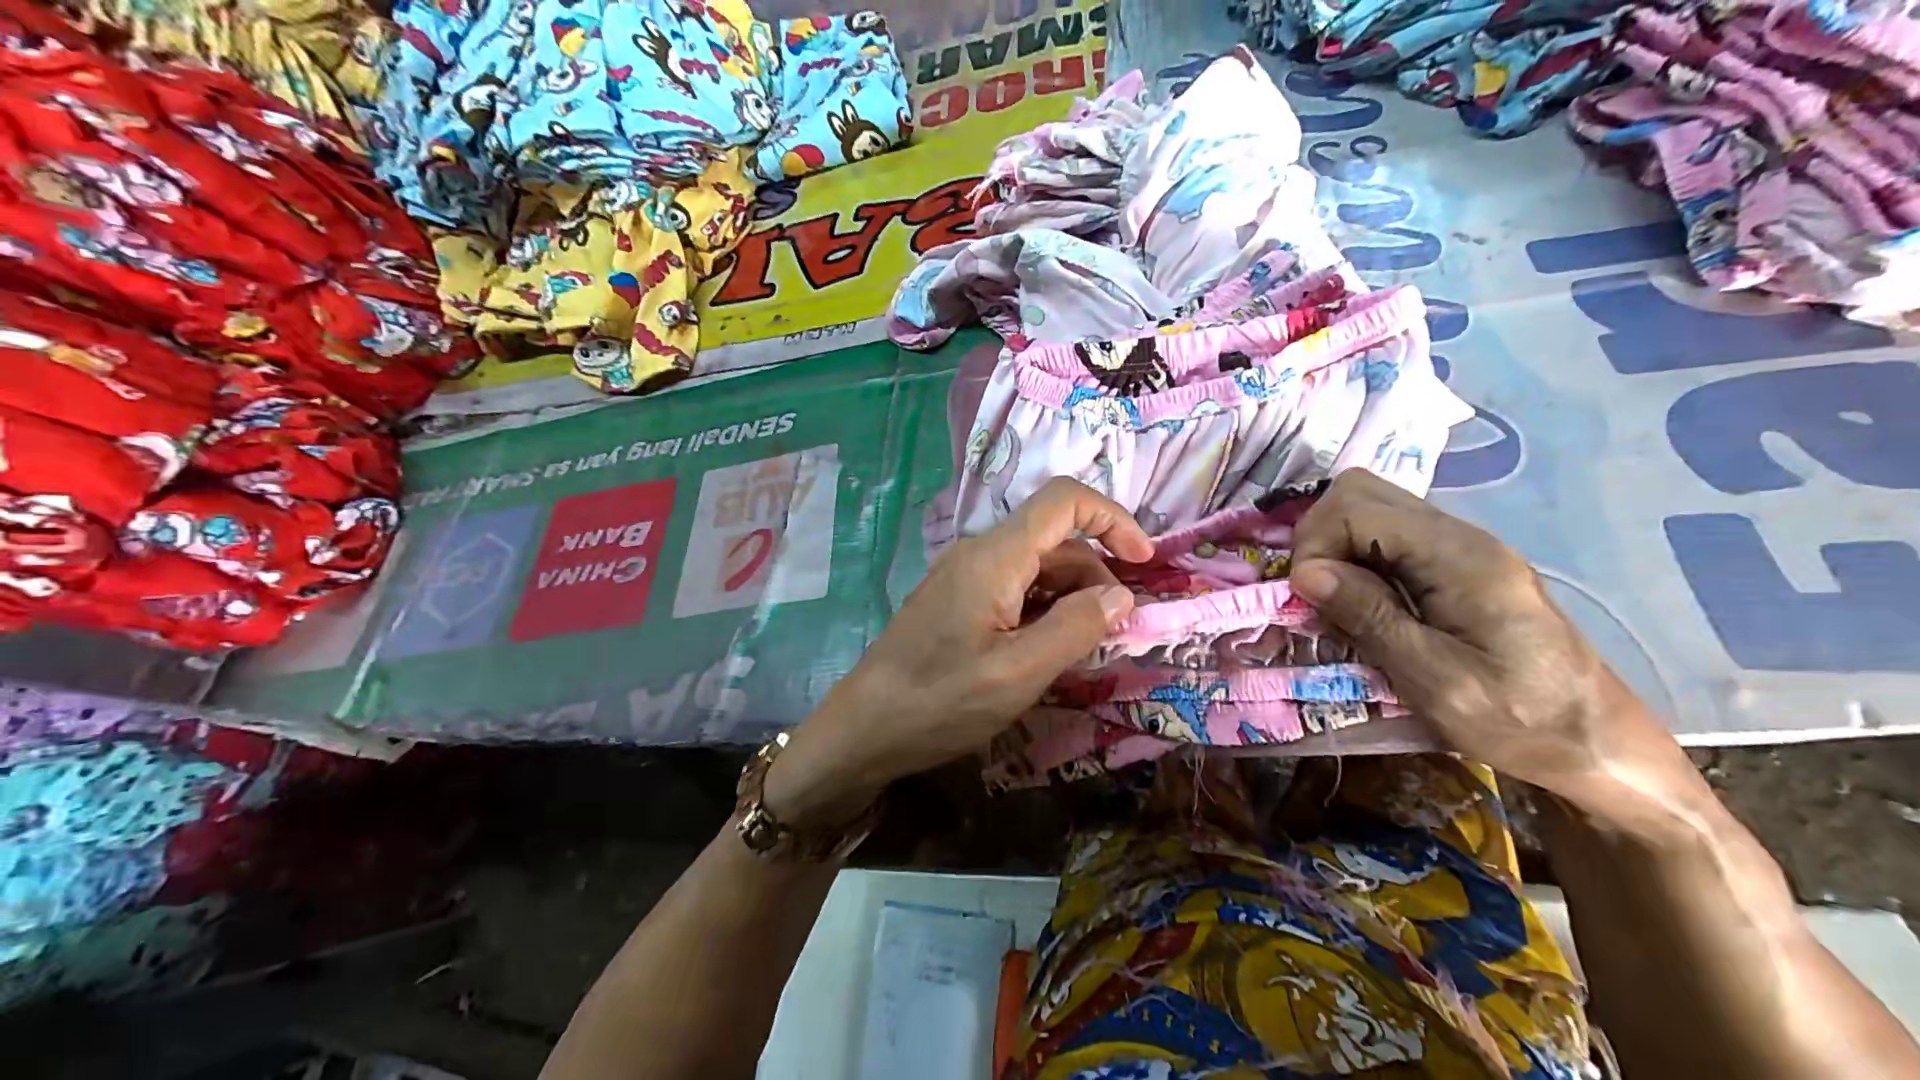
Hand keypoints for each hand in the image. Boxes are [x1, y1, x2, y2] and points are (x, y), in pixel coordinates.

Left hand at [765, 478, 1153, 829]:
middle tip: (1113, 632)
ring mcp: (963, 577)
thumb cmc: (940, 702)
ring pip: (1035, 566)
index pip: (1063, 501)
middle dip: (1096, 574)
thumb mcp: (1019, 673)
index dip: (1113, 519)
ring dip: (1070, 596)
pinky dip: (1042, 609)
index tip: (1144, 563)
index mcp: (995, 557)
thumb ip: (1075, 628)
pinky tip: (1046, 649)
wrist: (863, 728)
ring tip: (1081, 648)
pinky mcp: (955, 601)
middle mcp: (978, 553)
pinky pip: (1012, 588)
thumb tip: (1120, 596)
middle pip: (1054, 539)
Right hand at [1288, 469, 1687, 803]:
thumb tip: (1305, 573)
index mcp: (1460, 558)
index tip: (1308, 599)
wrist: (1598, 744)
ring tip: (1335, 603)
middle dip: (1319, 538)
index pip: (1356, 505)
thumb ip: (1371, 620)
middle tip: (1315, 594)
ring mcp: (1460, 547)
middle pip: (1359, 491)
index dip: (1315, 544)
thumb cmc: (1519, 722)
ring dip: (1335, 549)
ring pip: (1369, 509)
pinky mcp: (1455, 564)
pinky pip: (1386, 537)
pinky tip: (1361, 604)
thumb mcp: (1436, 683)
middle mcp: (1460, 536)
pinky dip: (1355, 561)